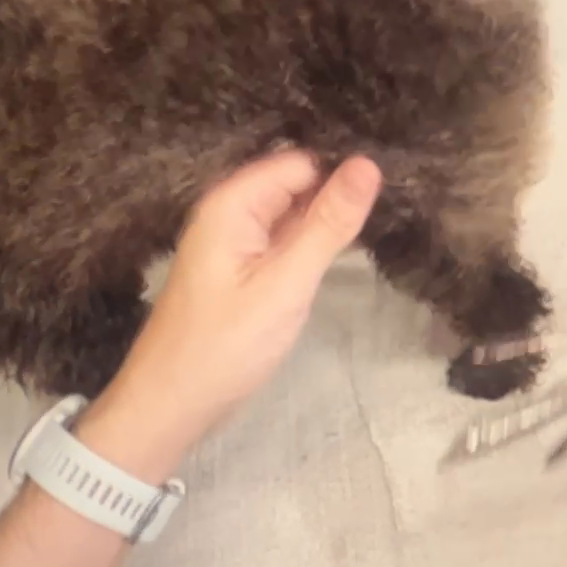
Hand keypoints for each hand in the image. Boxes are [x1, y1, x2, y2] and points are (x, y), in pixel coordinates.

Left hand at [80, 151, 381, 468]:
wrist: (170, 404)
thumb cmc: (226, 345)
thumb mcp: (286, 283)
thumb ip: (329, 223)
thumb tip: (369, 164)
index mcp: (233, 202)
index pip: (301, 161)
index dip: (343, 168)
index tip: (394, 178)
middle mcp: (230, 210)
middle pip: (295, 182)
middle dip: (338, 190)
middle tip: (396, 199)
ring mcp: (234, 239)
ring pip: (291, 211)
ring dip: (326, 216)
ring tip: (384, 214)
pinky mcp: (241, 266)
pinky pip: (281, 237)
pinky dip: (309, 240)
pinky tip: (345, 244)